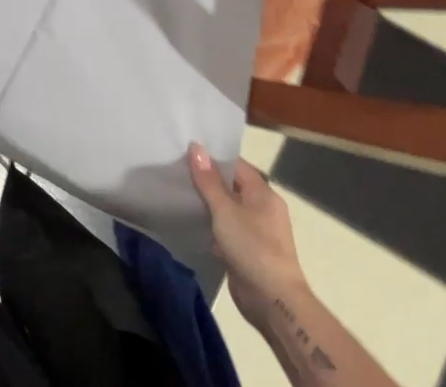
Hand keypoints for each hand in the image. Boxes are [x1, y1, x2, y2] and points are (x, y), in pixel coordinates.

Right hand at [189, 143, 309, 319]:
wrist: (272, 298)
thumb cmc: (252, 247)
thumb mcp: (225, 210)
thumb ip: (208, 180)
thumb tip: (196, 146)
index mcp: (264, 194)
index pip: (236, 165)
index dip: (212, 157)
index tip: (183, 150)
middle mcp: (262, 208)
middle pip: (231, 184)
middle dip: (205, 178)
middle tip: (173, 168)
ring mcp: (255, 229)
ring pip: (226, 206)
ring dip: (205, 201)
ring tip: (175, 190)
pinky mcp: (246, 247)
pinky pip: (224, 226)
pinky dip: (209, 222)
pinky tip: (188, 219)